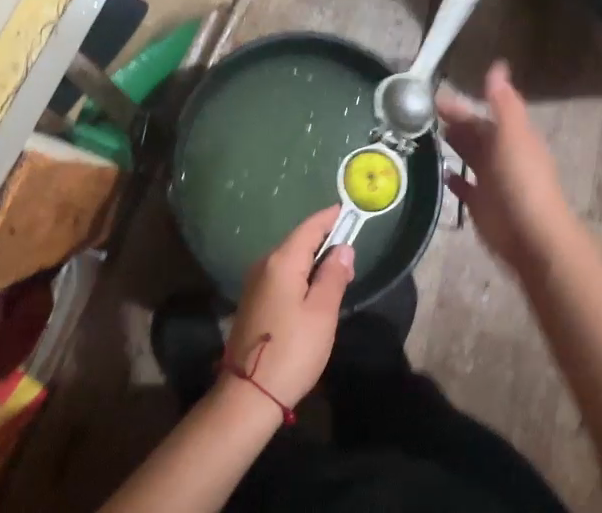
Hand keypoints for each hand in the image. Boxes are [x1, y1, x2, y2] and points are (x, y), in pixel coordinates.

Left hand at [222, 206, 355, 408]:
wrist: (250, 393)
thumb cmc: (293, 350)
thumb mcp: (322, 313)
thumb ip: (334, 276)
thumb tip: (343, 248)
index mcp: (281, 262)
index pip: (309, 228)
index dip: (330, 218)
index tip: (348, 210)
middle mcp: (263, 265)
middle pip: (298, 242)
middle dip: (324, 240)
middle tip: (351, 249)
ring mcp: (254, 284)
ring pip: (289, 260)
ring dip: (313, 260)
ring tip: (338, 271)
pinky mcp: (253, 302)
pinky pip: (281, 276)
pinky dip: (300, 275)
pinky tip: (314, 290)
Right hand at [440, 62, 575, 270]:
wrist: (531, 235)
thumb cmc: (521, 180)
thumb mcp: (513, 135)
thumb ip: (502, 102)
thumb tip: (498, 66)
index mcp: (512, 137)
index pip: (484, 114)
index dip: (462, 105)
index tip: (433, 96)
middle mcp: (503, 156)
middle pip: (476, 134)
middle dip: (454, 122)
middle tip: (422, 114)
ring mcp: (492, 182)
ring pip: (470, 157)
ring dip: (453, 145)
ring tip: (427, 136)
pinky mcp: (481, 205)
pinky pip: (466, 188)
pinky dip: (455, 179)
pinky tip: (443, 174)